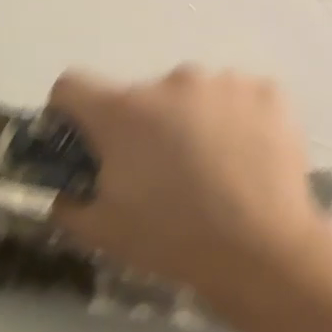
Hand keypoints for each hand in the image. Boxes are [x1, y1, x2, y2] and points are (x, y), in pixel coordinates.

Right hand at [48, 66, 325, 291]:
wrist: (257, 249)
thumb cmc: (167, 238)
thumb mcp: (99, 232)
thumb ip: (67, 206)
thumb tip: (64, 194)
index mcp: (120, 114)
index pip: (70, 87)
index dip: (66, 113)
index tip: (79, 141)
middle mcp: (170, 82)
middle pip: (136, 98)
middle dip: (136, 130)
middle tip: (150, 176)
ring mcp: (224, 82)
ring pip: (187, 99)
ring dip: (183, 125)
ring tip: (200, 172)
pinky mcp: (267, 92)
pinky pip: (233, 101)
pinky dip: (227, 125)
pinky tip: (235, 164)